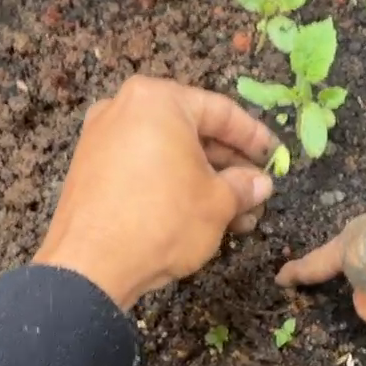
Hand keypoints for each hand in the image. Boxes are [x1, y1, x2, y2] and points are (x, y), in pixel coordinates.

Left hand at [35, 76, 279, 309]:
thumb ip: (243, 186)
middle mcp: (124, 108)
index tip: (274, 156)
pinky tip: (198, 216)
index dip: (254, 137)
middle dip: (228, 167)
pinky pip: (144, 170)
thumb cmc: (163, 220)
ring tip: (236, 216)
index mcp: (158, 100)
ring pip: (169, 155)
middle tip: (256, 192)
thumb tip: (260, 183)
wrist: (91, 264)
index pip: (220, 111)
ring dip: (204, 182)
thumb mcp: (217, 203)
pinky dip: (173, 187)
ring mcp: (102, 139)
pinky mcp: (91, 170)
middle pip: (192, 133)